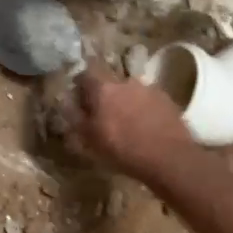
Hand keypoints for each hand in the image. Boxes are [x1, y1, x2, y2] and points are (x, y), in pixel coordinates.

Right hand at [65, 66, 199, 181]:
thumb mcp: (88, 139)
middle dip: (105, 96)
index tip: (79, 99)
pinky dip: (144, 109)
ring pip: (130, 92)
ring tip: (128, 123)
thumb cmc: (121, 148)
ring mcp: (149, 89)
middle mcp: (125, 81)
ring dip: (126, 102)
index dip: (80, 85)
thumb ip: (74, 117)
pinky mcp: (168, 100)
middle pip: (110, 83)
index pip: (85, 75)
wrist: (168, 157)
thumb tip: (64, 102)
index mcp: (103, 88)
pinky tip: (146, 126)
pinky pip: (149, 100)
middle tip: (103, 115)